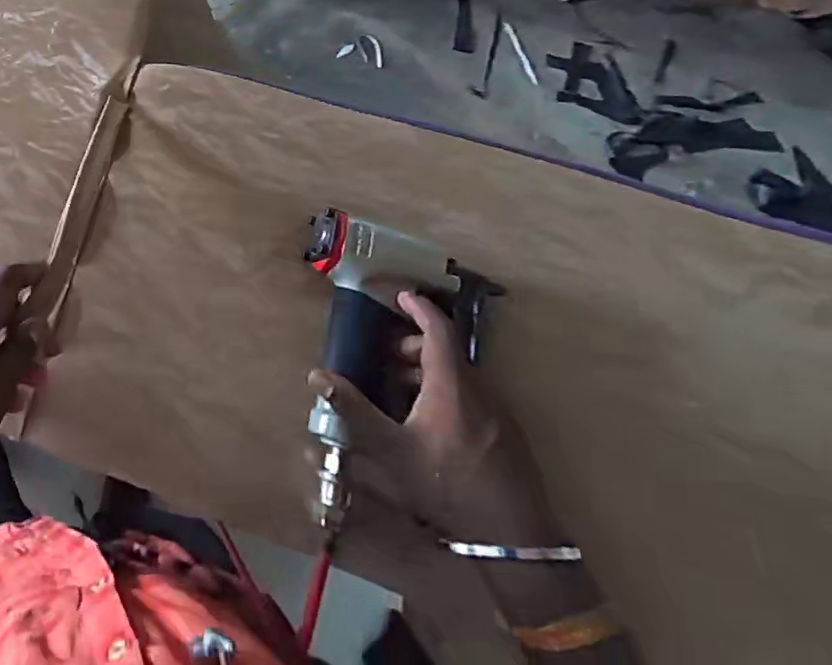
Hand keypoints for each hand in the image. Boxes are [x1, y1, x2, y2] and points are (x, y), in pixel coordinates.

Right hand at [309, 290, 557, 543]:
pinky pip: (469, 394)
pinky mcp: (503, 431)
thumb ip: (355, 410)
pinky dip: (443, 390)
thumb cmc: (448, 485)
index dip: (419, 308)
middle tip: (386, 356)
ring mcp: (495, 411)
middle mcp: (477, 389)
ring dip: (427, 370)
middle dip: (414, 344)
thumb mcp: (392, 449)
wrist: (513, 536)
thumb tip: (318, 376)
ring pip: (458, 374)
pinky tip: (426, 421)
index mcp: (451, 384)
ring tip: (398, 390)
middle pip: (446, 351)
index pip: (438, 329)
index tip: (400, 296)